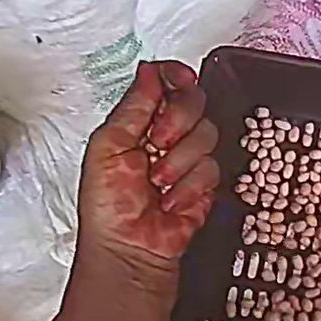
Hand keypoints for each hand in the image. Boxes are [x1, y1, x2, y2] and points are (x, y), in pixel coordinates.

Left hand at [76, 60, 220, 295]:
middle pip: (193, 103)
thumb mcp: (108, 146)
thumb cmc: (108, 207)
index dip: (176, 78)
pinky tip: (172, 200)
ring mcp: (188, 160)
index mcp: (139, 121)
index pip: (166, 84)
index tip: (179, 79)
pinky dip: (190, 187)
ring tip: (157, 183)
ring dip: (179, 163)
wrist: (130, 248)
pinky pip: (212, 169)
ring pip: (207, 136)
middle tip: (157, 144)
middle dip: (177, 123)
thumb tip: (150, 72)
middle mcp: (166, 136)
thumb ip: (133, 106)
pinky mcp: (206, 184)